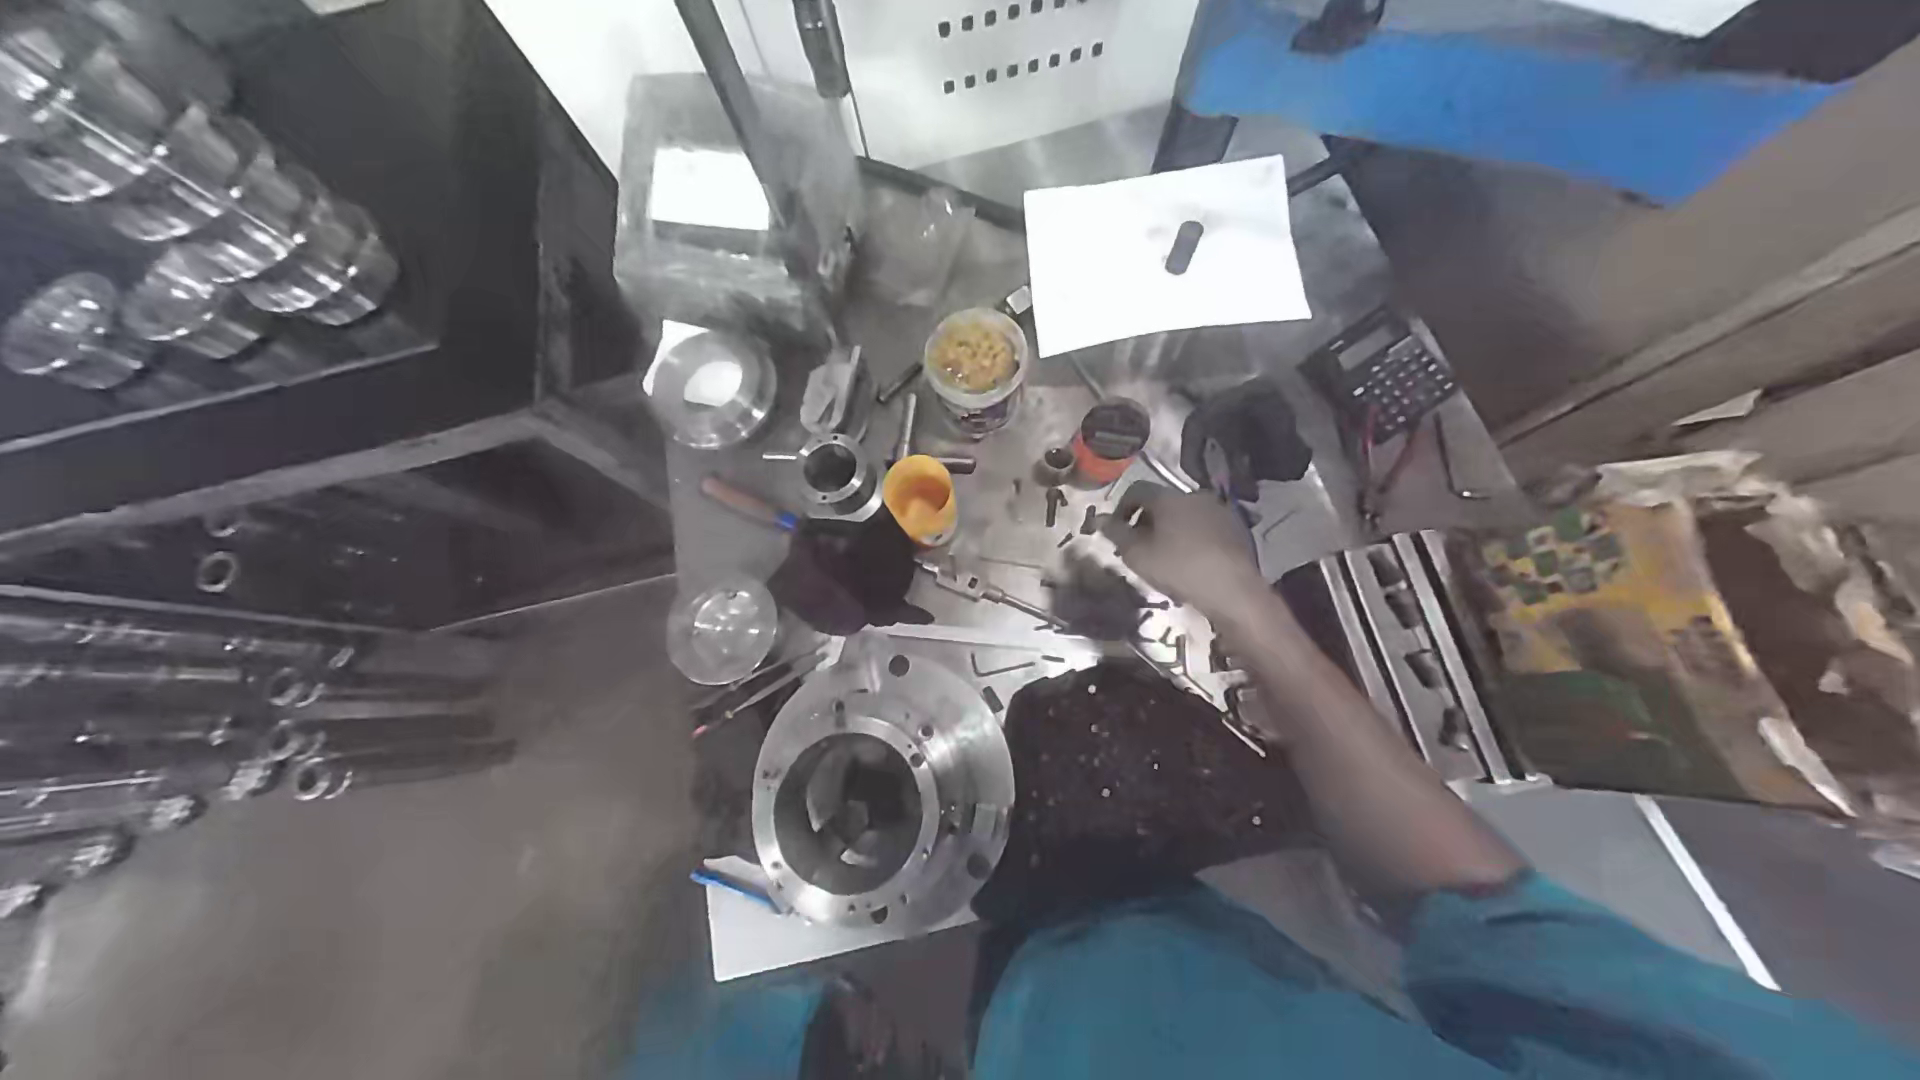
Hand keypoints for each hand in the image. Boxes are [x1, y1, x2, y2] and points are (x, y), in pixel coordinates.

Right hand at [1108, 484, 1267, 622]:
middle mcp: (1195, 495)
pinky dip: (1191, 538)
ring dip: (1169, 530)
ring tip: (1165, 557)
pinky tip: (1190, 561)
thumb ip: (1115, 533)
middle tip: (1139, 548)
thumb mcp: (1136, 554)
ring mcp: (1219, 510)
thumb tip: (1100, 519)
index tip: (1117, 531)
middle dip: (1146, 521)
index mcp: (1168, 497)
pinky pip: (1204, 527)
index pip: (1136, 490)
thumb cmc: (1178, 568)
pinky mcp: (1236, 528)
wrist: (1232, 590)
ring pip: (1184, 515)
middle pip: (1161, 502)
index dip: (1121, 508)